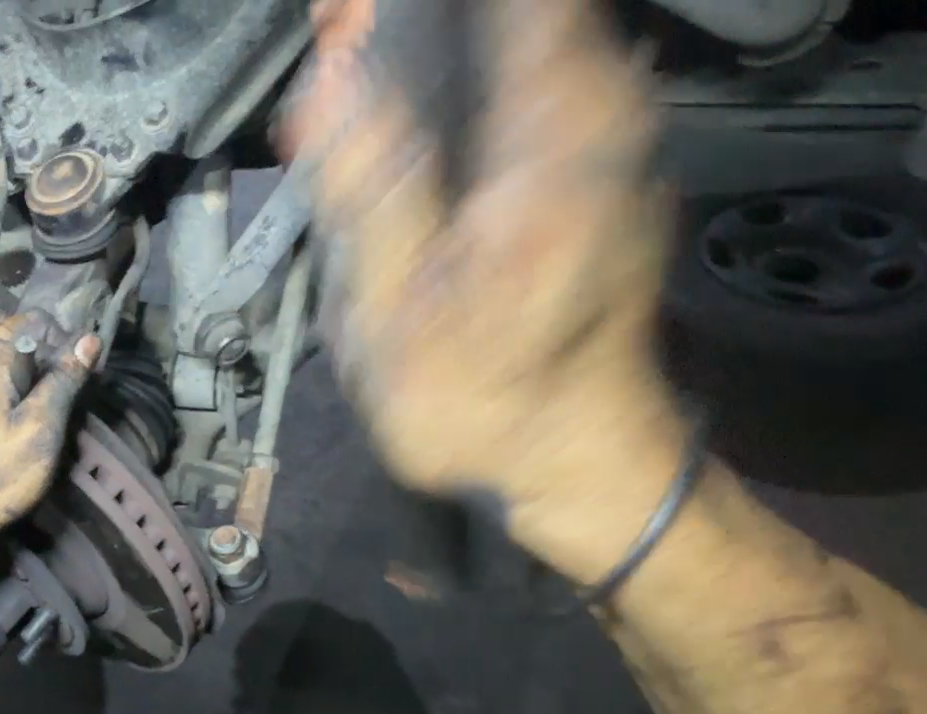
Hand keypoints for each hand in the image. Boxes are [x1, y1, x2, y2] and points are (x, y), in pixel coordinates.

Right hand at [285, 0, 687, 519]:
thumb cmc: (482, 402)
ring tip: (348, 102)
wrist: (570, 455)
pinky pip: (510, 98)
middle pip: (490, 17)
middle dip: (395, 36)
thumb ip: (369, 196)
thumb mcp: (398, 316)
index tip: (338, 27)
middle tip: (328, 61)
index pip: (489, 4)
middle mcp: (594, 116)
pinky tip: (398, 142)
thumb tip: (331, 88)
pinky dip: (448, 103)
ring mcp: (597, 141)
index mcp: (554, 138)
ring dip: (416, 68)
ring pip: (499, 52)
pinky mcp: (582, 172)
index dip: (399, 12)